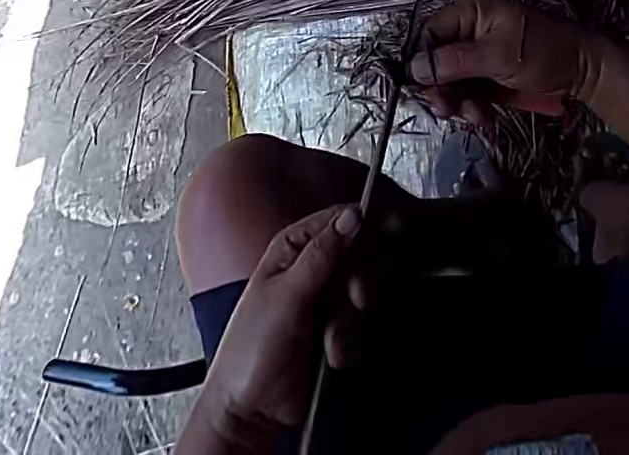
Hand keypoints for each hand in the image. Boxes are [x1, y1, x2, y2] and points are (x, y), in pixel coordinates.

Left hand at [189, 205, 360, 449]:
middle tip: (355, 299)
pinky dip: (353, 341)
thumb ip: (321, 253)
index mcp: (294, 246)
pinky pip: (363, 323)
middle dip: (359, 282)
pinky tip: (333, 356)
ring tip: (332, 341)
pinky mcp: (337, 327)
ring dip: (352, 320)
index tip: (377, 244)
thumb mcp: (287, 295)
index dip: (360, 229)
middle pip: (359, 255)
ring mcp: (326, 298)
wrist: (251, 412)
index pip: (338, 220)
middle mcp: (313, 266)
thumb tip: (351, 215)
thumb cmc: (254, 348)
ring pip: (364, 290)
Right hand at [407, 0, 605, 121]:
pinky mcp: (489, 72)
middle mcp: (471, 28)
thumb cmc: (544, 53)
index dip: (423, 62)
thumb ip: (453, 61)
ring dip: (460, 102)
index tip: (425, 88)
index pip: (430, 33)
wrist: (584, 72)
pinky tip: (485, 117)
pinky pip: (469, 90)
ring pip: (451, 80)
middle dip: (443, 88)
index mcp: (471, 11)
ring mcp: (480, 52)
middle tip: (448, 110)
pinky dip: (473, 106)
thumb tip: (414, 67)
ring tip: (477, 117)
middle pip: (437, 60)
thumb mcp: (497, 56)